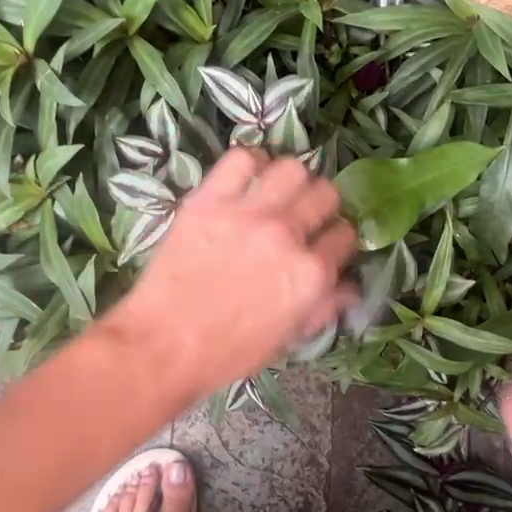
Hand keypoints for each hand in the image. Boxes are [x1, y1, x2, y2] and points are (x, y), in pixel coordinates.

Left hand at [113, 147, 356, 395]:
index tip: (325, 244)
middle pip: (325, 195)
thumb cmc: (226, 352)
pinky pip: (241, 158)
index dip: (337, 240)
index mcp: (310, 274)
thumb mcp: (287, 339)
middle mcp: (286, 235)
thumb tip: (349, 288)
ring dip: (293, 181)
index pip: (344, 236)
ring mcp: (247, 214)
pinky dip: (251, 162)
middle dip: (322, 206)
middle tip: (305, 216)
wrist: (162, 347)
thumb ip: (323, 308)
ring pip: (292, 169)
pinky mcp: (209, 200)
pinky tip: (248, 177)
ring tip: (279, 194)